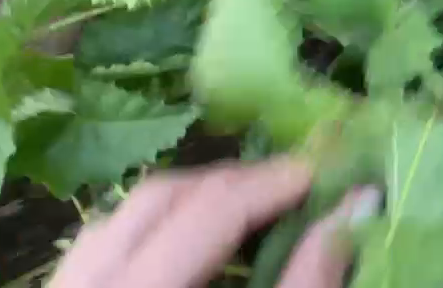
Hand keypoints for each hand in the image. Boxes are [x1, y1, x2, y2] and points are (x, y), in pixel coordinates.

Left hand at [49, 157, 372, 287]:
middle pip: (163, 195)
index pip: (210, 210)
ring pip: (126, 212)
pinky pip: (102, 243)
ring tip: (255, 208)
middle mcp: (82, 287)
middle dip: (240, 179)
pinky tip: (198, 243)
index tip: (336, 167)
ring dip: (200, 195)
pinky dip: (159, 225)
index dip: (279, 180)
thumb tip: (360, 199)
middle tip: (300, 185)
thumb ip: (308, 279)